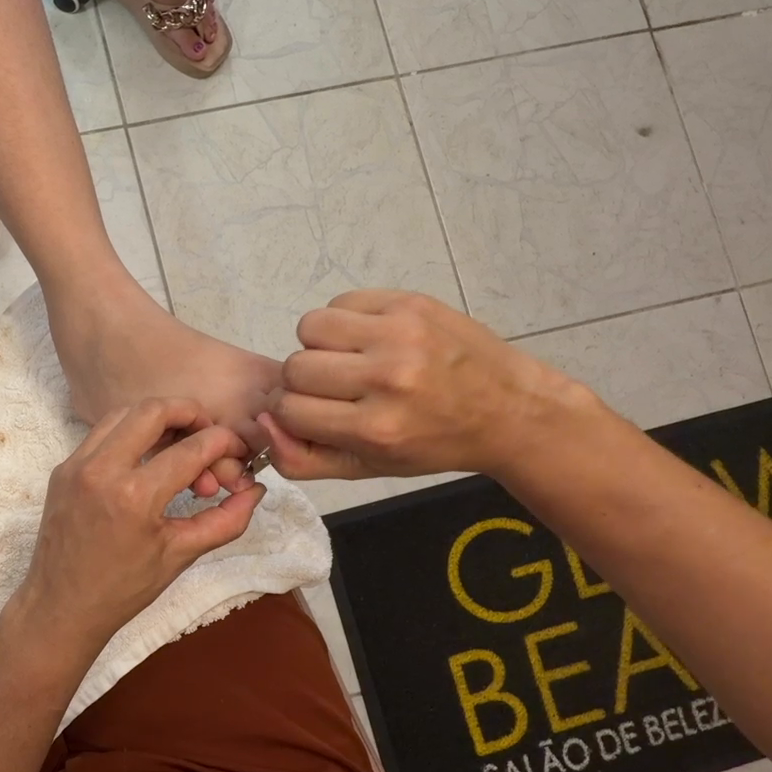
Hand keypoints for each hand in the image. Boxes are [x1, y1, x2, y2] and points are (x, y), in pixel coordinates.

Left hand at [15, 398, 266, 650]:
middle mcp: (102, 470)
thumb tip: (255, 491)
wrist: (61, 606)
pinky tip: (148, 459)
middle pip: (154, 409)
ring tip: (180, 448)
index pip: (192, 448)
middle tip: (208, 437)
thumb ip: (225, 520)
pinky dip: (130, 434)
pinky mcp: (63, 468)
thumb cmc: (123, 589)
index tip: (237, 453)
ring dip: (158, 420)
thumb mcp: (181, 556)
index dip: (225, 444)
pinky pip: (101, 433)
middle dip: (191, 414)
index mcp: (135, 496)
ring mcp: (76, 465)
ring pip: (123, 413)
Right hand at [260, 290, 589, 479]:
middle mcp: (386, 378)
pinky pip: (341, 302)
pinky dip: (344, 320)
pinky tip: (369, 338)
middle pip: (294, 367)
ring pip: (310, 327)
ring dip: (319, 345)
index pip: (288, 409)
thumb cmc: (432, 444)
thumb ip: (302, 458)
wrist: (509, 409)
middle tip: (335, 388)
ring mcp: (399, 335)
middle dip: (304, 380)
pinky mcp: (409, 303)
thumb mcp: (367, 469)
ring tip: (349, 358)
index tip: (313, 413)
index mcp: (375, 428)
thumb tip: (262, 421)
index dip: (291, 412)